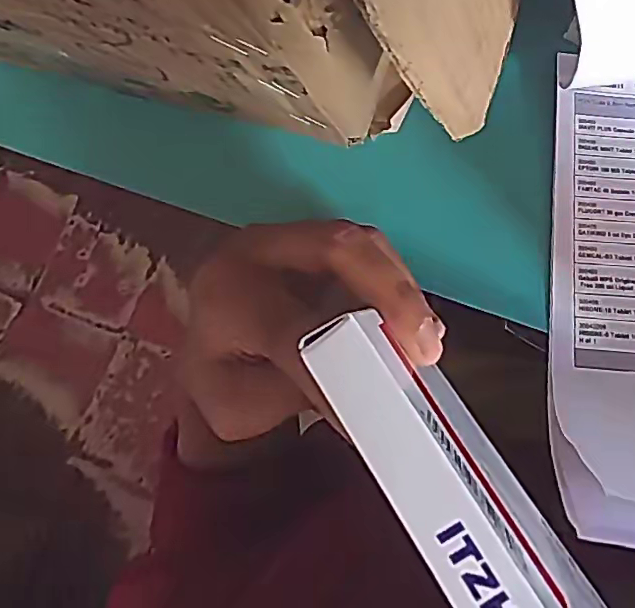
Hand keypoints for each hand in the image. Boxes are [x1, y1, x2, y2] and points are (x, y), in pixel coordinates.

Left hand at [173, 220, 443, 463]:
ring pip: (364, 242)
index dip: (343, 360)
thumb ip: (295, 398)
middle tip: (426, 348)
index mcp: (227, 297)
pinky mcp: (323, 229)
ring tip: (428, 339)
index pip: (292, 327)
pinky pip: (373, 245)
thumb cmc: (225, 367)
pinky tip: (417, 319)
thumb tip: (360, 396)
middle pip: (338, 249)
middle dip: (392, 294)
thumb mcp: (238, 405)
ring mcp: (295, 230)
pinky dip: (401, 280)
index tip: (381, 399)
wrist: (206, 319)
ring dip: (404, 289)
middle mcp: (260, 248)